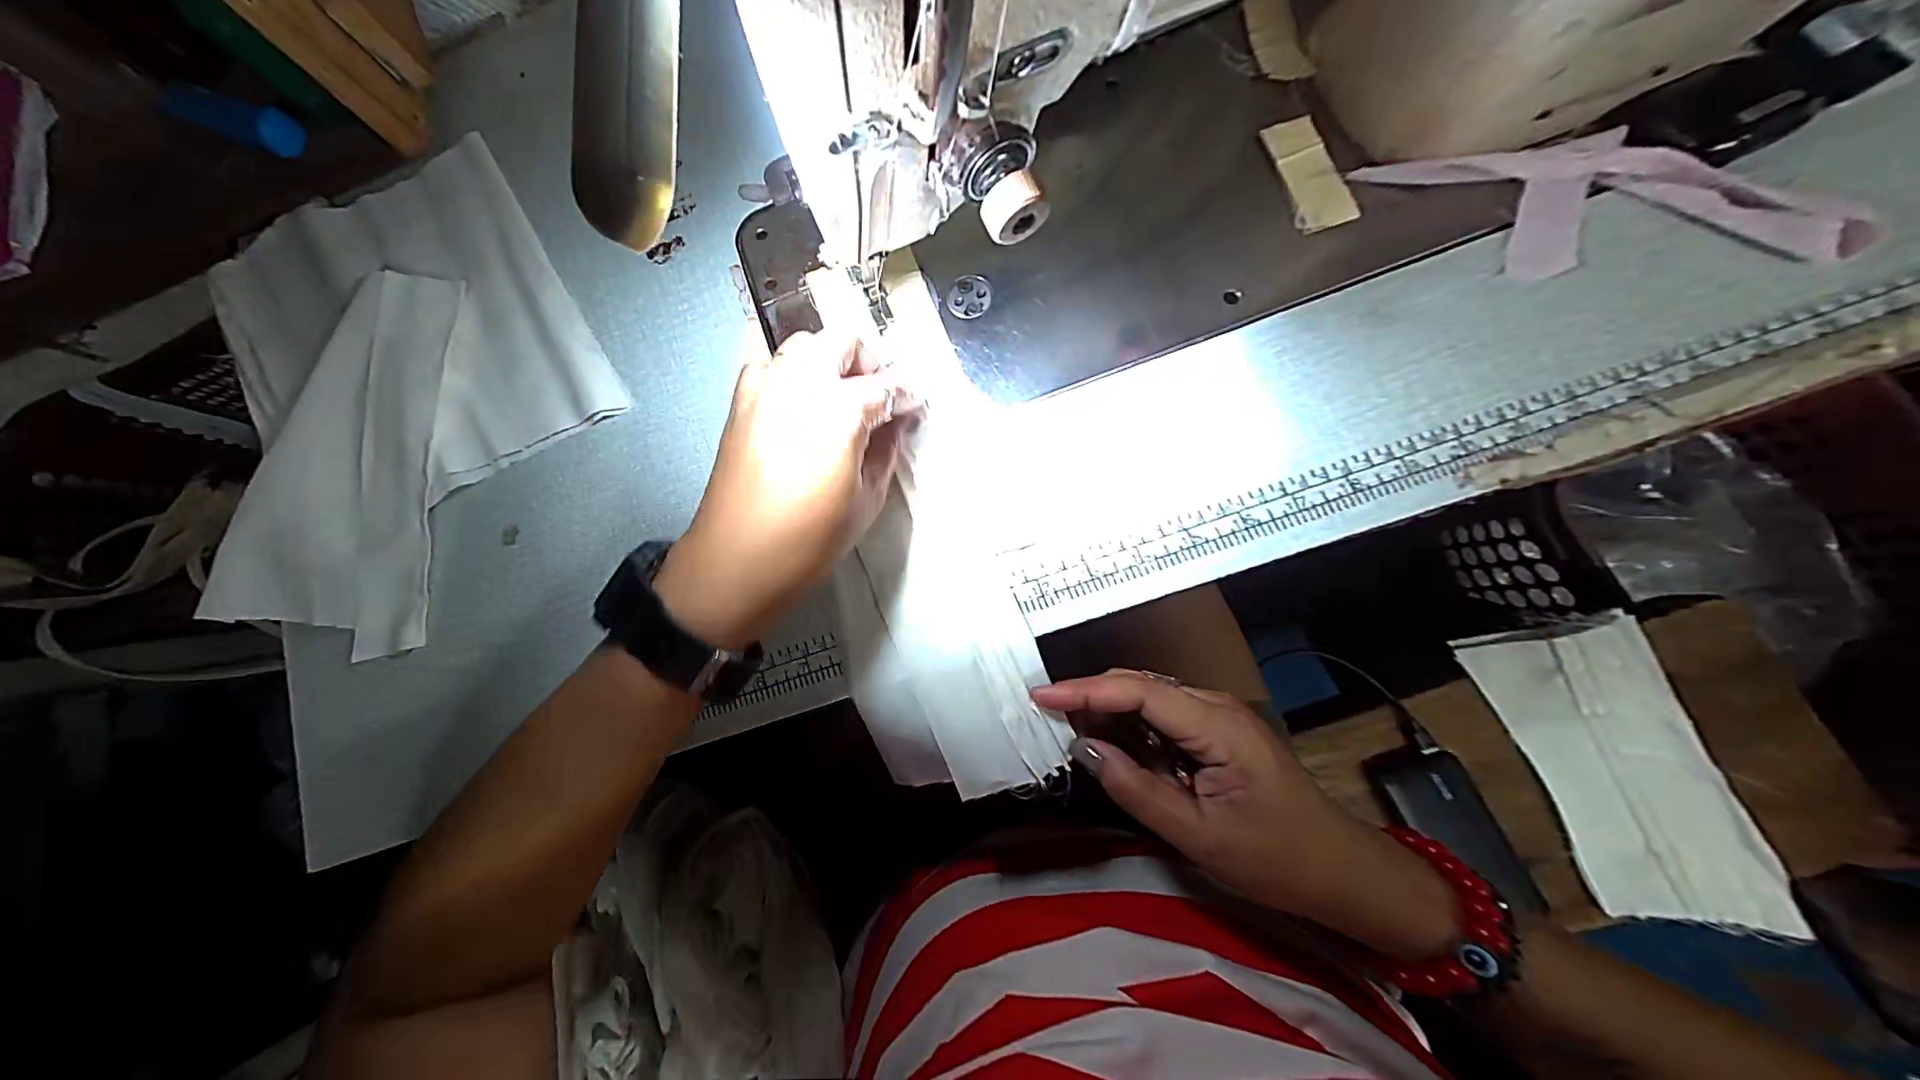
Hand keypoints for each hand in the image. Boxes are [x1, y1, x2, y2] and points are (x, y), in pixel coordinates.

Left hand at [654, 329, 918, 647]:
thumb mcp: (866, 500)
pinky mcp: (740, 400)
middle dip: (868, 363)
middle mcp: (800, 383)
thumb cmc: (808, 540)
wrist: (736, 559)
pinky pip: (773, 365)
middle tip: (879, 396)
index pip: (887, 384)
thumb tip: (894, 425)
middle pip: (844, 342)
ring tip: (842, 398)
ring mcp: (765, 386)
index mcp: (840, 409)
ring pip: (806, 344)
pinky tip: (804, 406)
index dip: (909, 394)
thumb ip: (884, 450)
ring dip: (830, 361)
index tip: (916, 404)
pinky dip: (795, 373)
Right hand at [1032, 670, 1460, 960]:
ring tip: (1072, 735)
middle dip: (1091, 697)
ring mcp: (1217, 716)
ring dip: (1109, 712)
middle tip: (1049, 722)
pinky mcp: (1215, 732)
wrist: (1339, 869)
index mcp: (1216, 725)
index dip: (1085, 689)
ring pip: (1148, 698)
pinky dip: (1131, 728)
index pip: (1139, 690)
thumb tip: (1085, 748)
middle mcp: (1215, 707)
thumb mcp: (1198, 834)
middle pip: (1140, 684)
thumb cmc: (1274, 857)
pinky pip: (1162, 718)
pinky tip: (1112, 747)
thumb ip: (1136, 788)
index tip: (1040, 696)